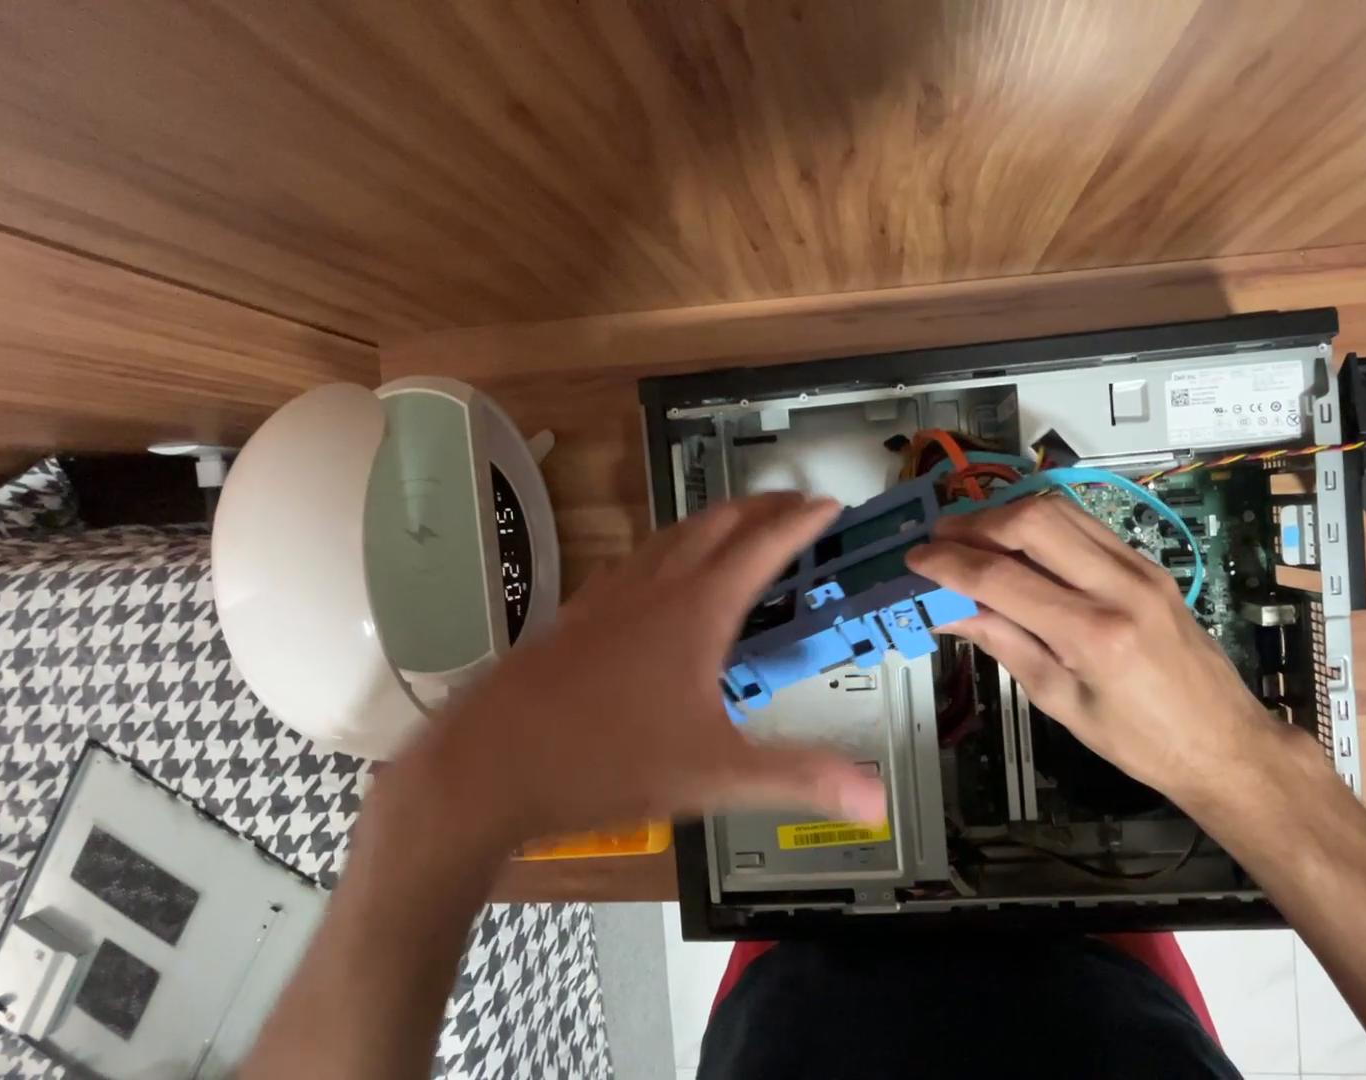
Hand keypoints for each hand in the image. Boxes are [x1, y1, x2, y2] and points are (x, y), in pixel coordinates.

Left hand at [384, 492, 886, 864]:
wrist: (488, 766)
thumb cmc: (608, 763)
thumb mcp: (716, 775)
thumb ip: (797, 779)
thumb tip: (878, 801)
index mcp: (697, 611)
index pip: (763, 546)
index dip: (802, 521)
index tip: (830, 502)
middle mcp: (656, 589)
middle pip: (717, 525)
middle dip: (761, 507)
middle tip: (794, 502)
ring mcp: (610, 597)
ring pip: (671, 537)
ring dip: (713, 521)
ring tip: (738, 523)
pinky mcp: (577, 615)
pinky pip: (634, 562)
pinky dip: (667, 550)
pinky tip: (658, 571)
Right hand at [906, 495, 1274, 800]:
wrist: (1224, 742)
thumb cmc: (1139, 742)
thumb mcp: (1058, 701)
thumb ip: (1002, 642)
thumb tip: (945, 611)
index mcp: (1092, 635)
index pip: (1000, 578)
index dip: (947, 564)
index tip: (914, 559)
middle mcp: (1119, 586)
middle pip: (1032, 521)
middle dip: (975, 523)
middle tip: (939, 540)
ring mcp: (1140, 567)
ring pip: (1060, 510)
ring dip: (1005, 513)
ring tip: (969, 536)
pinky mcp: (1149, 563)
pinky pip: (1084, 523)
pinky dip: (1040, 522)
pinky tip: (1016, 542)